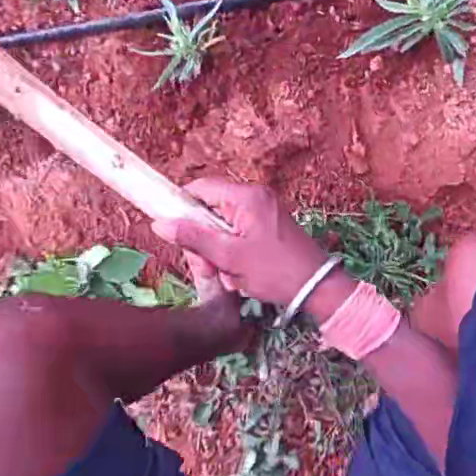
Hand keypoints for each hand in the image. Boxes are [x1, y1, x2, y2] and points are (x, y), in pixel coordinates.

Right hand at [152, 178, 331, 306]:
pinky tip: (239, 278)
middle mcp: (256, 198)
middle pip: (210, 212)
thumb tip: (159, 223)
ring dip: (218, 255)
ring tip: (227, 278)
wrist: (317, 288)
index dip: (181, 206)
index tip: (173, 230)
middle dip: (202, 243)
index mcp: (247, 197)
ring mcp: (264, 213)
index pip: (201, 188)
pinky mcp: (268, 229)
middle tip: (206, 269)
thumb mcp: (229, 256)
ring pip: (222, 229)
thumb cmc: (275, 270)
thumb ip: (193, 238)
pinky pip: (238, 237)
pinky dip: (233, 257)